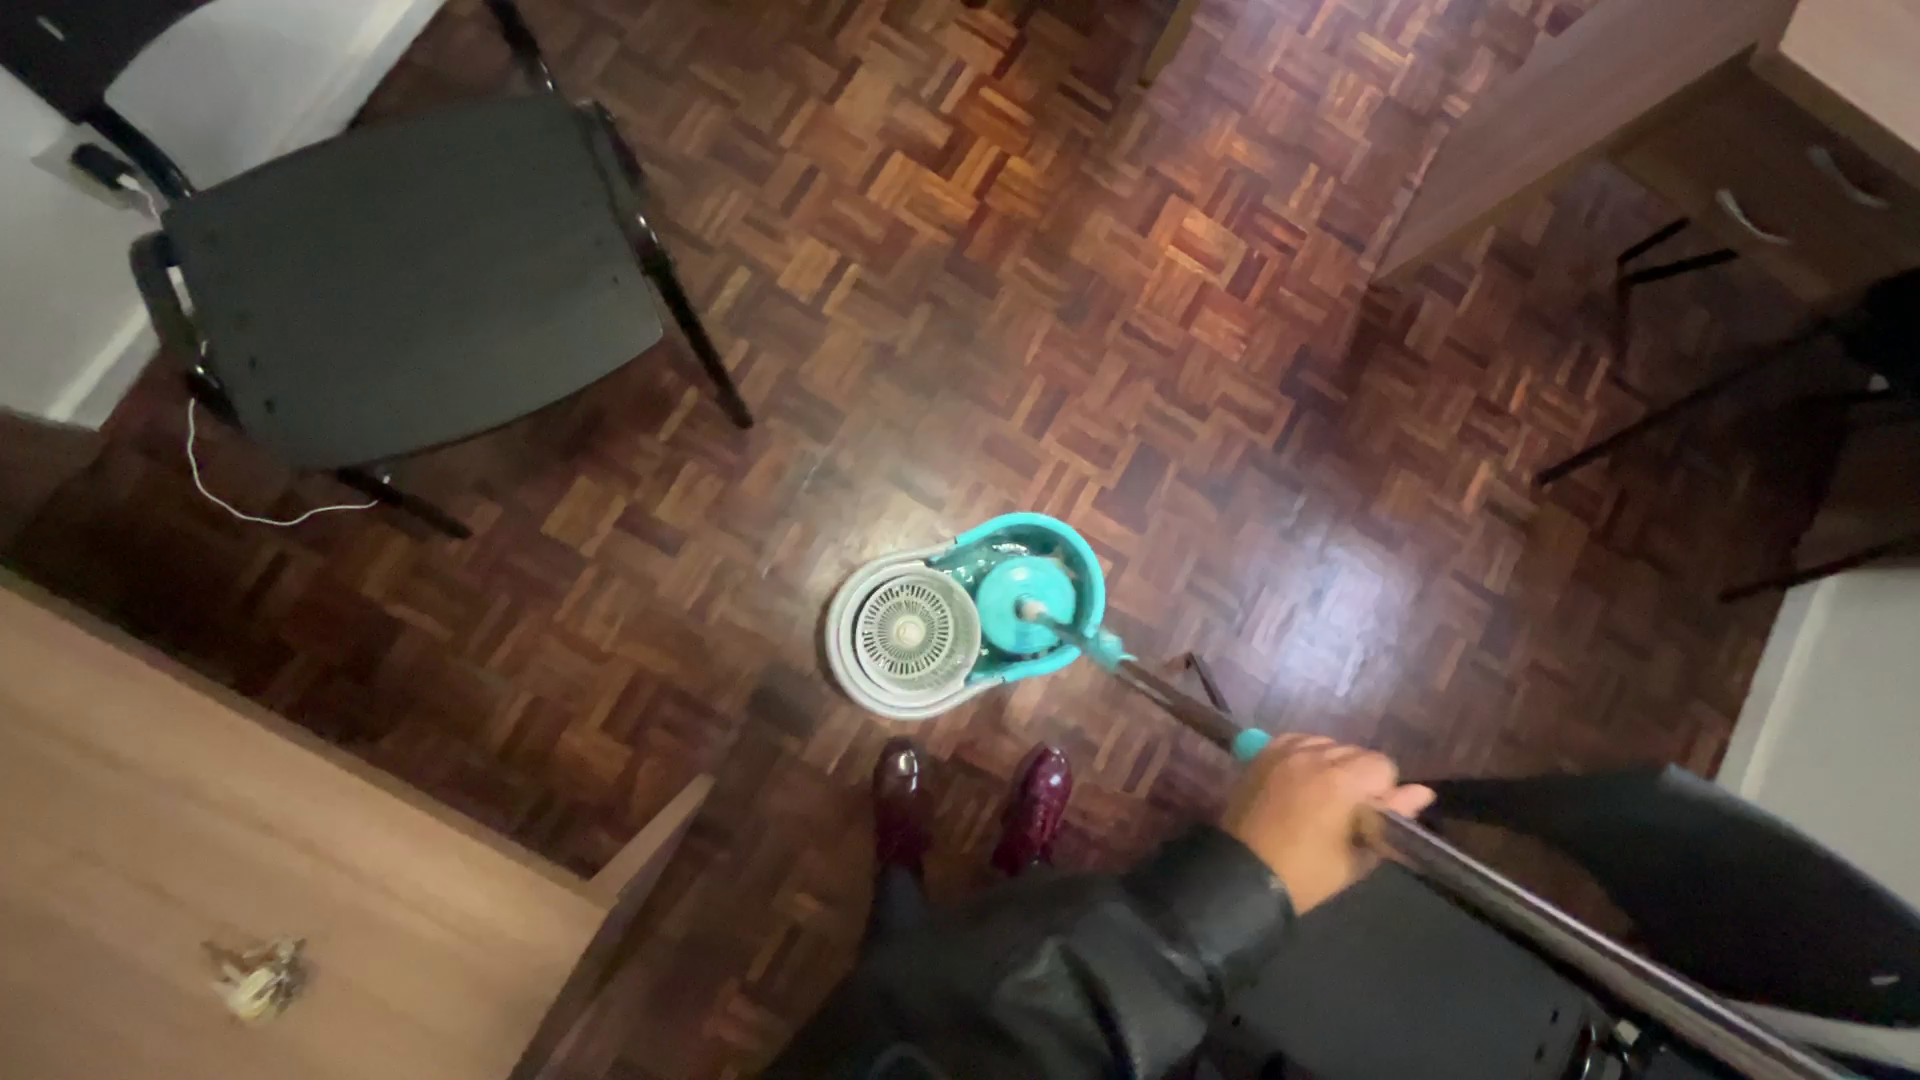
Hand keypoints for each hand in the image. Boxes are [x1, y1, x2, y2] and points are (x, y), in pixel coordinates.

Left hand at [1219, 735, 1434, 913]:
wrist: (1243, 872)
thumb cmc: (1306, 873)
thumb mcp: (1357, 854)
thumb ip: (1391, 818)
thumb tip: (1422, 793)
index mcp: (1341, 781)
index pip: (1382, 765)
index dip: (1384, 790)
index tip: (1372, 815)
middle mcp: (1312, 756)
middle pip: (1353, 751)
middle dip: (1360, 776)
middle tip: (1348, 809)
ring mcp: (1283, 752)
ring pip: (1325, 743)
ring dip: (1332, 763)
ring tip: (1323, 795)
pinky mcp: (1261, 755)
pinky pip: (1295, 740)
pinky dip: (1305, 753)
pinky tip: (1302, 779)